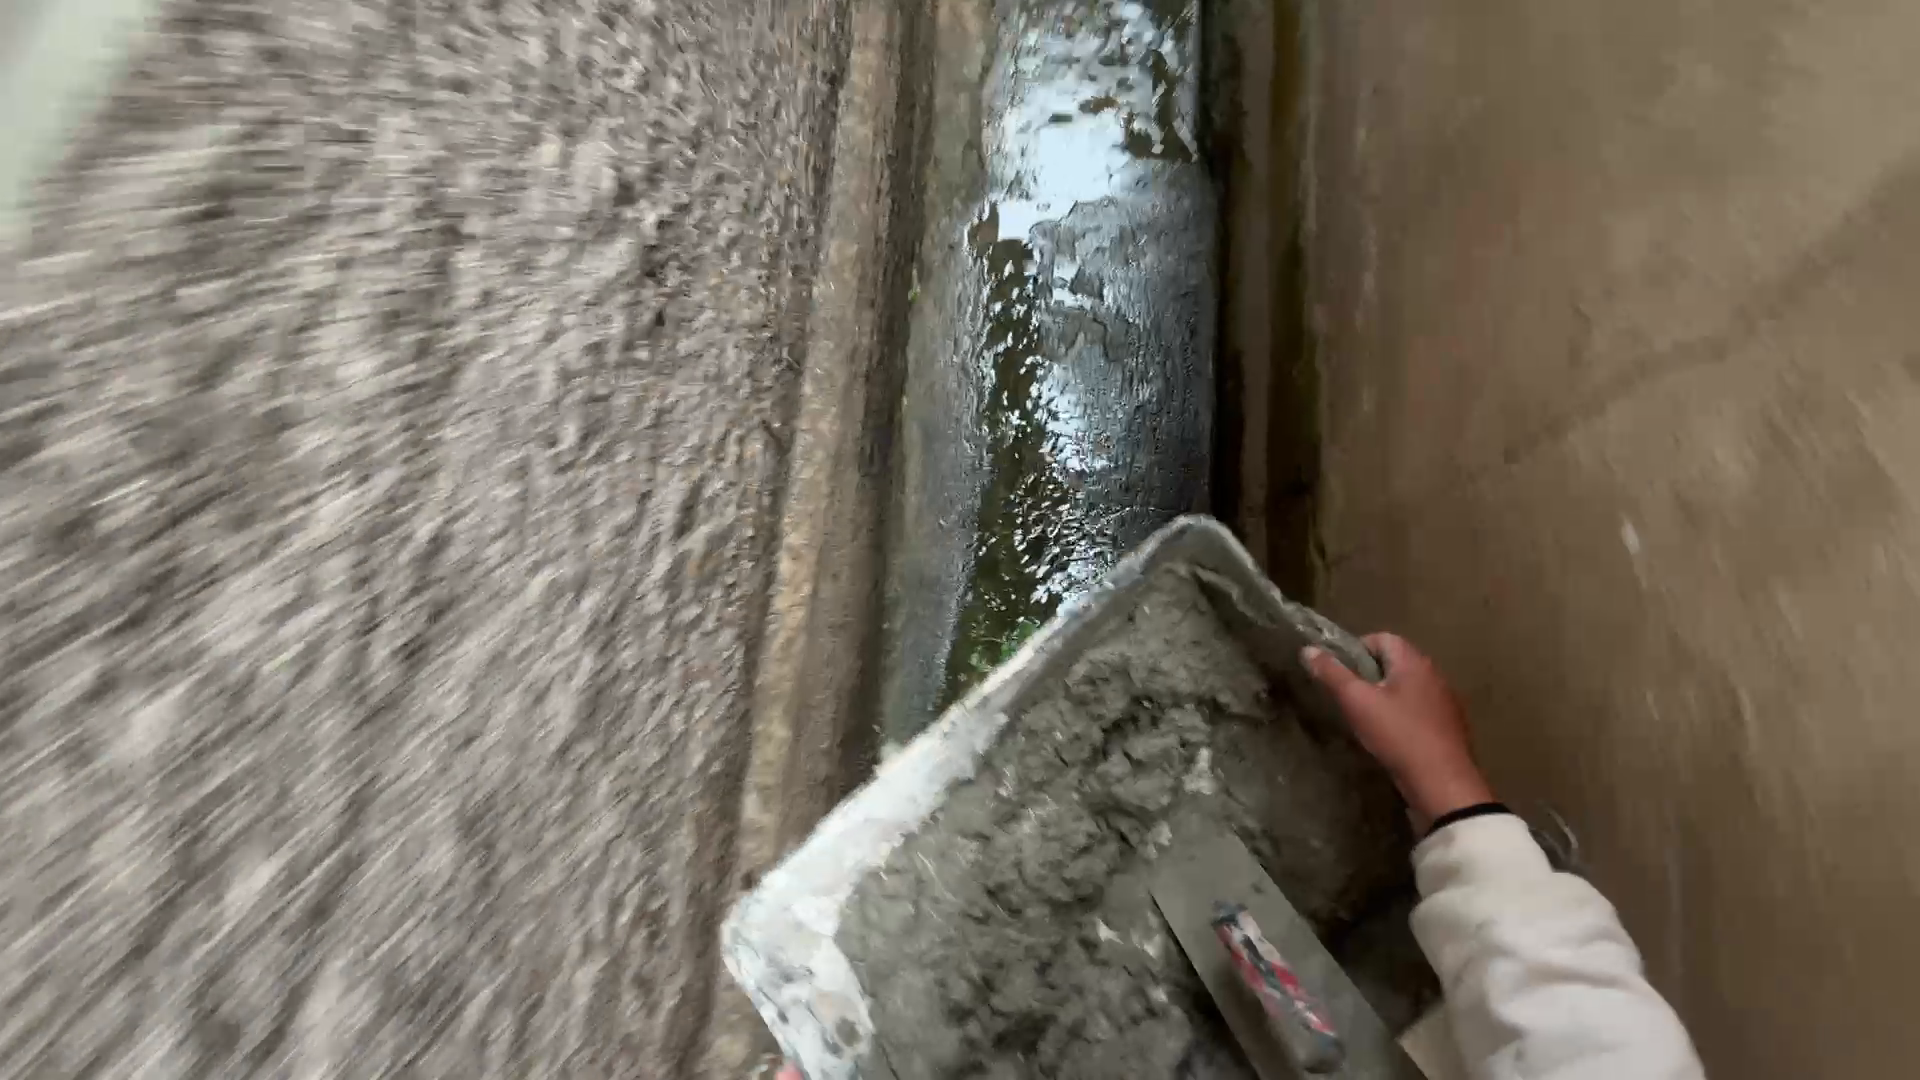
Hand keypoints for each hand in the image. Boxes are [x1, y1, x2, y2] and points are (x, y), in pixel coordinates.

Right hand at [1301, 634, 1493, 830]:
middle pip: (1395, 661)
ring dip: (1385, 694)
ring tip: (1364, 714)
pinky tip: (1389, 734)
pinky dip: (1401, 713)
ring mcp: (1445, 702)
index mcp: (1414, 663)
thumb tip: (1309, 649)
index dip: (1357, 648)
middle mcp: (1434, 676)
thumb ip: (1331, 673)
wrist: (1442, 783)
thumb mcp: (1356, 701)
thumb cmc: (1397, 734)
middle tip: (1347, 692)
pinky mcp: (1449, 726)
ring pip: (1407, 686)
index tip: (1339, 670)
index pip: (1383, 638)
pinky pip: (1419, 708)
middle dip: (1368, 672)